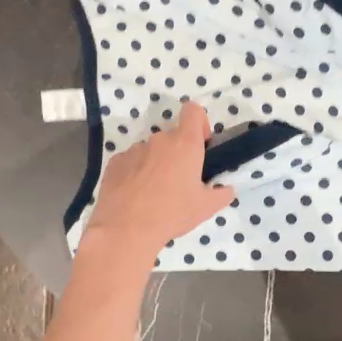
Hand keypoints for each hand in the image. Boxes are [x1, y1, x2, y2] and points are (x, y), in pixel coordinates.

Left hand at [80, 101, 234, 260]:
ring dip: (157, 164)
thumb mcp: (206, 208)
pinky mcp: (115, 162)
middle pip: (173, 137)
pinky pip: (132, 161)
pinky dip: (136, 172)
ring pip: (152, 151)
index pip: (193, 111)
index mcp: (185, 144)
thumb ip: (222, 194)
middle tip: (180, 181)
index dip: (200, 122)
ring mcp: (134, 150)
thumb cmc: (172, 213)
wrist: (125, 229)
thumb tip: (226, 189)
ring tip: (155, 193)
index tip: (201, 145)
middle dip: (179, 153)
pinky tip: (136, 195)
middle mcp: (159, 140)